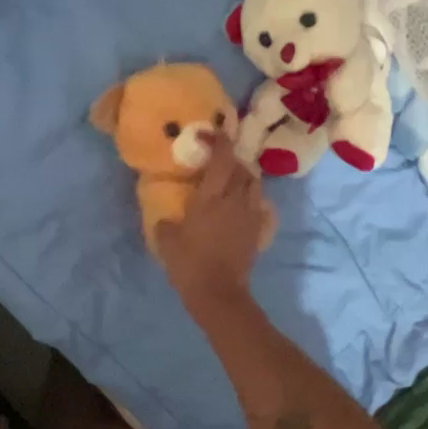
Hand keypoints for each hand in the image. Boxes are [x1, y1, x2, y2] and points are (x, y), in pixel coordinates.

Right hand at [155, 133, 268, 305]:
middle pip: (243, 168)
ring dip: (244, 177)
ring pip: (255, 185)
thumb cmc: (189, 264)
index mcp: (212, 197)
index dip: (218, 141)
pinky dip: (254, 200)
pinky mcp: (258, 232)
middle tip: (217, 162)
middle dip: (232, 159)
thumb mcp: (167, 240)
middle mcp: (236, 200)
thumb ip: (167, 223)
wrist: (218, 293)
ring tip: (231, 182)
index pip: (223, 157)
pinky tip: (243, 207)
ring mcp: (251, 216)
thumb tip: (166, 218)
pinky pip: (261, 207)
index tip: (207, 134)